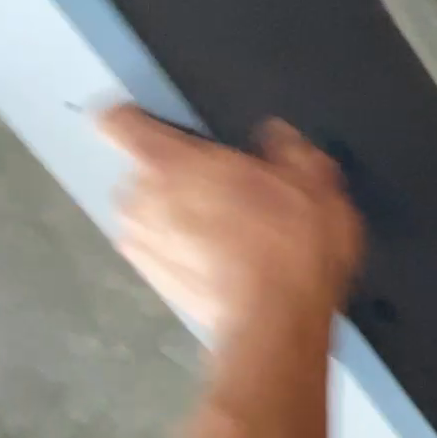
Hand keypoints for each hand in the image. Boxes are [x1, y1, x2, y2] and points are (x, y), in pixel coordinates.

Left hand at [97, 105, 363, 334]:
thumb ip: (289, 149)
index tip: (173, 129)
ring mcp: (139, 242)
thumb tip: (276, 136)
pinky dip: (191, 249)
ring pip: (156, 212)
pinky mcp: (150, 279)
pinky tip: (235, 262)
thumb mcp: (317, 183)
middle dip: (185, 177)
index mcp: (171, 162)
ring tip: (242, 233)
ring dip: (187, 216)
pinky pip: (166, 248)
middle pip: (147, 171)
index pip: (119, 120)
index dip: (141, 118)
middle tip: (240, 193)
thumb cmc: (294, 243)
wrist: (277, 320)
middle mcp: (138, 198)